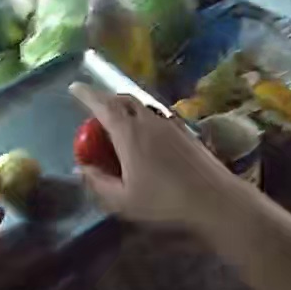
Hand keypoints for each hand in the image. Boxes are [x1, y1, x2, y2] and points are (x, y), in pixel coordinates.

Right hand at [70, 82, 244, 229]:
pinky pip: (158, 117)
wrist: (215, 199)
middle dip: (107, 101)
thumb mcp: (123, 201)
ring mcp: (171, 123)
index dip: (86, 94)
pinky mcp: (187, 132)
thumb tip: (82, 169)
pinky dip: (145, 120)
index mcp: (129, 132)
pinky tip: (148, 140)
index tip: (75, 87)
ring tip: (120, 127)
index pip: (102, 105)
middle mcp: (149, 120)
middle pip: (124, 99)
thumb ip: (98, 183)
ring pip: (143, 107)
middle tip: (96, 114)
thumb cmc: (164, 202)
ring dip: (127, 110)